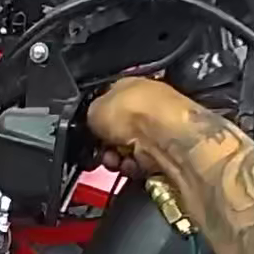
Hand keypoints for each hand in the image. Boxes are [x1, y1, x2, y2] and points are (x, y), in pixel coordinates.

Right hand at [88, 77, 232, 176]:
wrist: (165, 136)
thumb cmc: (138, 112)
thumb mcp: (93, 107)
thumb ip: (89, 114)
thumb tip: (88, 123)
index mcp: (132, 85)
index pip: (106, 103)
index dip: (95, 120)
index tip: (89, 132)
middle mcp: (148, 105)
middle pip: (116, 131)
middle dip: (104, 144)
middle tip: (101, 147)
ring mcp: (158, 130)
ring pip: (126, 151)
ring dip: (116, 158)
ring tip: (116, 159)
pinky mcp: (166, 153)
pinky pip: (139, 165)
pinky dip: (132, 168)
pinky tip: (131, 164)